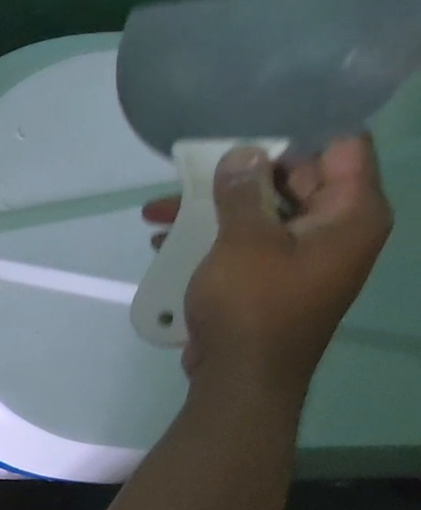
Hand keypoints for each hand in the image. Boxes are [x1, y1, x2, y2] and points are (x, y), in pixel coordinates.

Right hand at [141, 135, 392, 392]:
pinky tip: (168, 242)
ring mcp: (305, 258)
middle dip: (239, 177)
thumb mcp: (244, 242)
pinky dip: (213, 239)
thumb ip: (243, 194)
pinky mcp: (273, 281)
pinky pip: (248, 245)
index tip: (242, 135)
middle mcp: (338, 230)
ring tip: (158, 213)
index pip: (340, 149)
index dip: (295, 136)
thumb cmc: (253, 304)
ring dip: (215, 211)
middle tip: (185, 175)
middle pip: (296, 182)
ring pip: (263, 216)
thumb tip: (242, 154)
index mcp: (352, 213)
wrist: (244, 374)